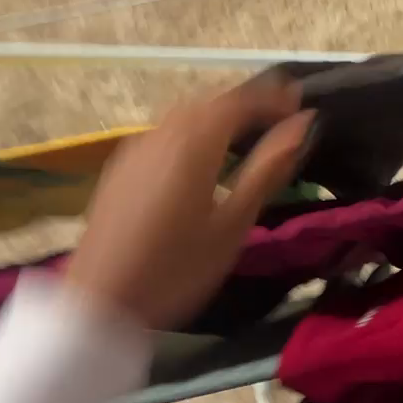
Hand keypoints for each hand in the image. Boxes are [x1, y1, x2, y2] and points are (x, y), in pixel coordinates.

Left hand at [66, 77, 316, 328]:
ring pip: (186, 113)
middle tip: (282, 112)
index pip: (240, 101)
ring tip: (249, 129)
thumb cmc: (178, 268)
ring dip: (220, 111)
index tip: (302, 103)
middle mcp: (163, 133)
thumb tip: (303, 124)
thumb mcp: (235, 222)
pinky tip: (204, 152)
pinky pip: (167, 130)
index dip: (274, 97)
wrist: (99, 305)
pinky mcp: (122, 166)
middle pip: (210, 101)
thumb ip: (269, 166)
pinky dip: (195, 127)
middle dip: (248, 101)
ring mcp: (137, 148)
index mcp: (194, 142)